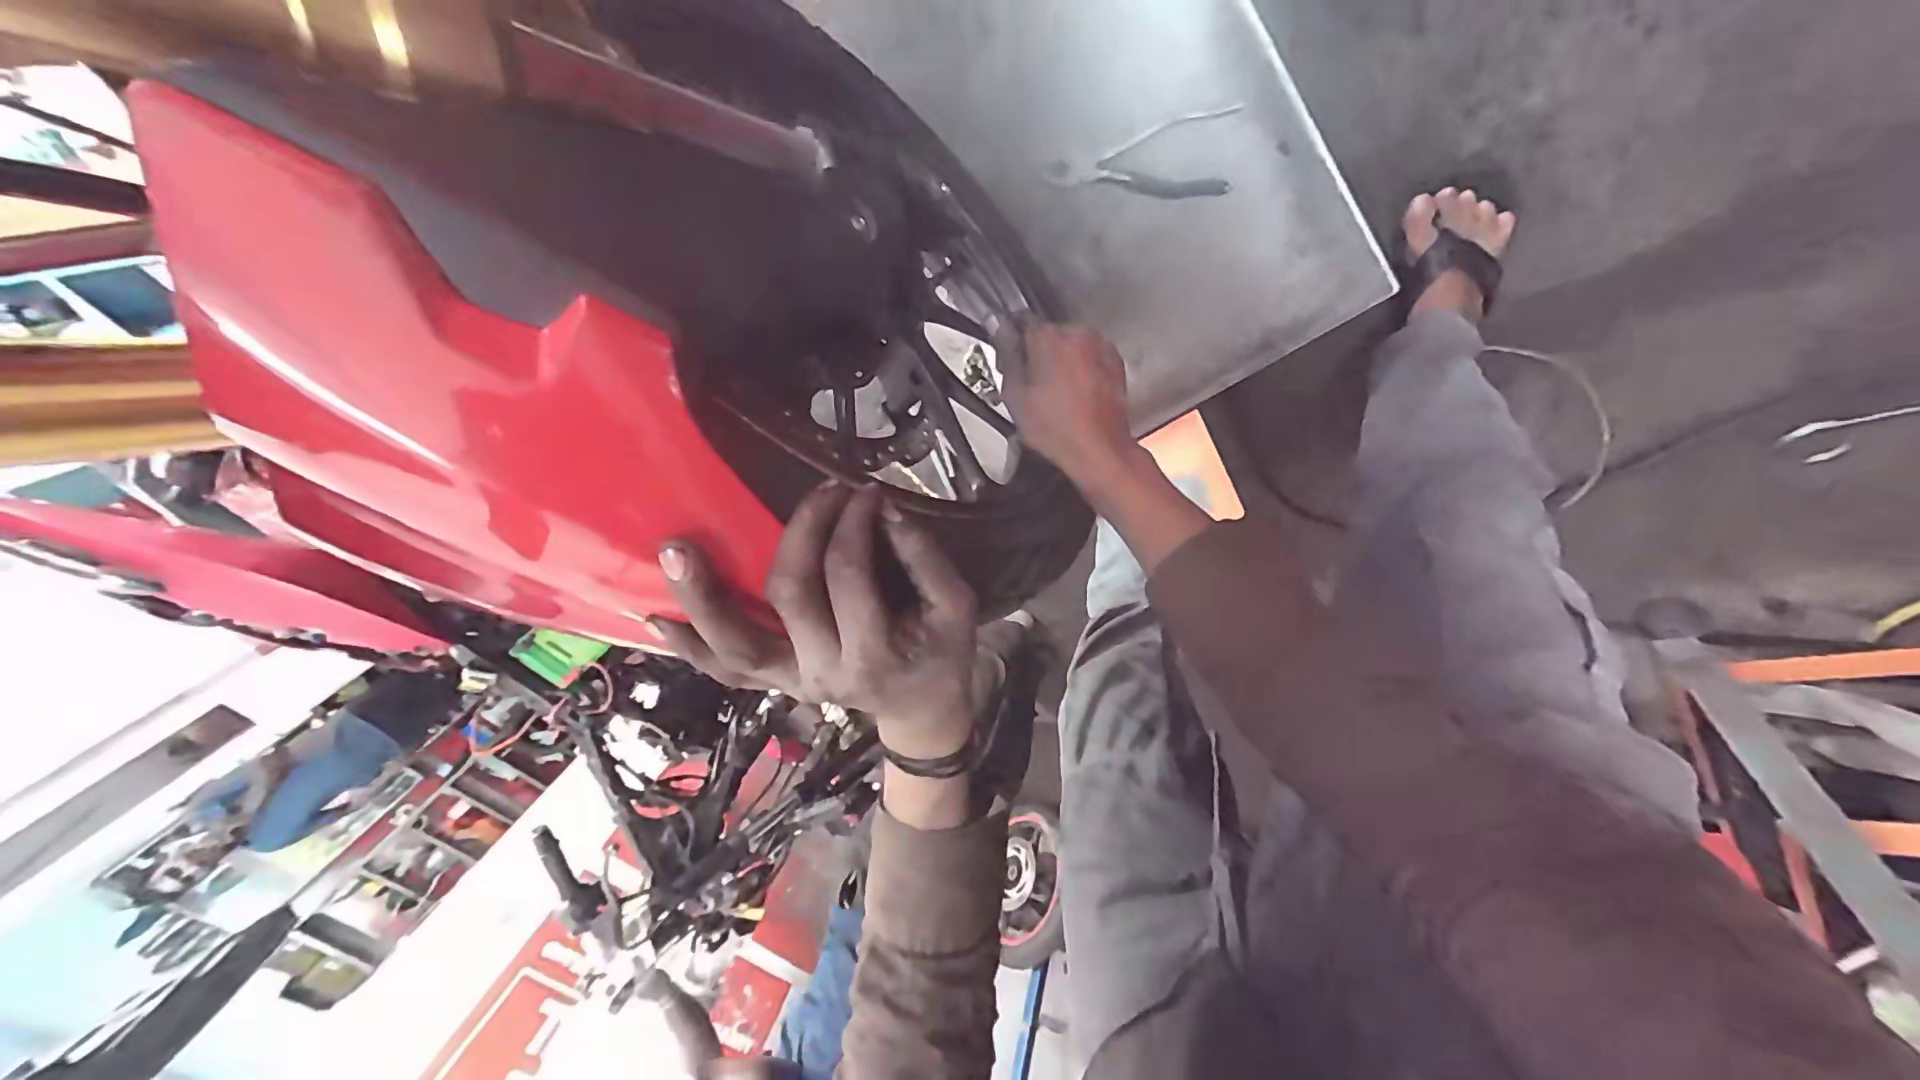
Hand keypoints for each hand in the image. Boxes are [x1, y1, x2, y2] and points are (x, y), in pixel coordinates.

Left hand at [650, 484, 980, 760]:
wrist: (922, 711)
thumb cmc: (942, 655)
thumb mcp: (954, 606)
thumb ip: (924, 557)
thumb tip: (880, 509)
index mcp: (873, 654)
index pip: (848, 575)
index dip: (852, 524)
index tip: (864, 493)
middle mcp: (822, 673)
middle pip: (790, 592)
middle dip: (803, 530)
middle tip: (825, 493)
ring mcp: (791, 683)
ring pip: (735, 645)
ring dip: (702, 598)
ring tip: (675, 550)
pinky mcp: (774, 683)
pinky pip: (726, 670)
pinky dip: (691, 647)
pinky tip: (659, 619)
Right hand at [1001, 322, 1143, 487]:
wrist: (1099, 449)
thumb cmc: (1053, 427)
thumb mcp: (1015, 394)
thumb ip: (1007, 353)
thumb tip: (998, 323)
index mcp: (1049, 336)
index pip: (1021, 321)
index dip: (1010, 341)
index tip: (1007, 363)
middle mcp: (1078, 332)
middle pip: (1048, 334)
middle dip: (1036, 352)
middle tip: (1029, 385)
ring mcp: (1101, 345)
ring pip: (1070, 345)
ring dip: (1059, 360)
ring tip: (1053, 393)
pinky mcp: (1115, 361)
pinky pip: (1089, 357)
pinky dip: (1079, 368)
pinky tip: (1074, 395)